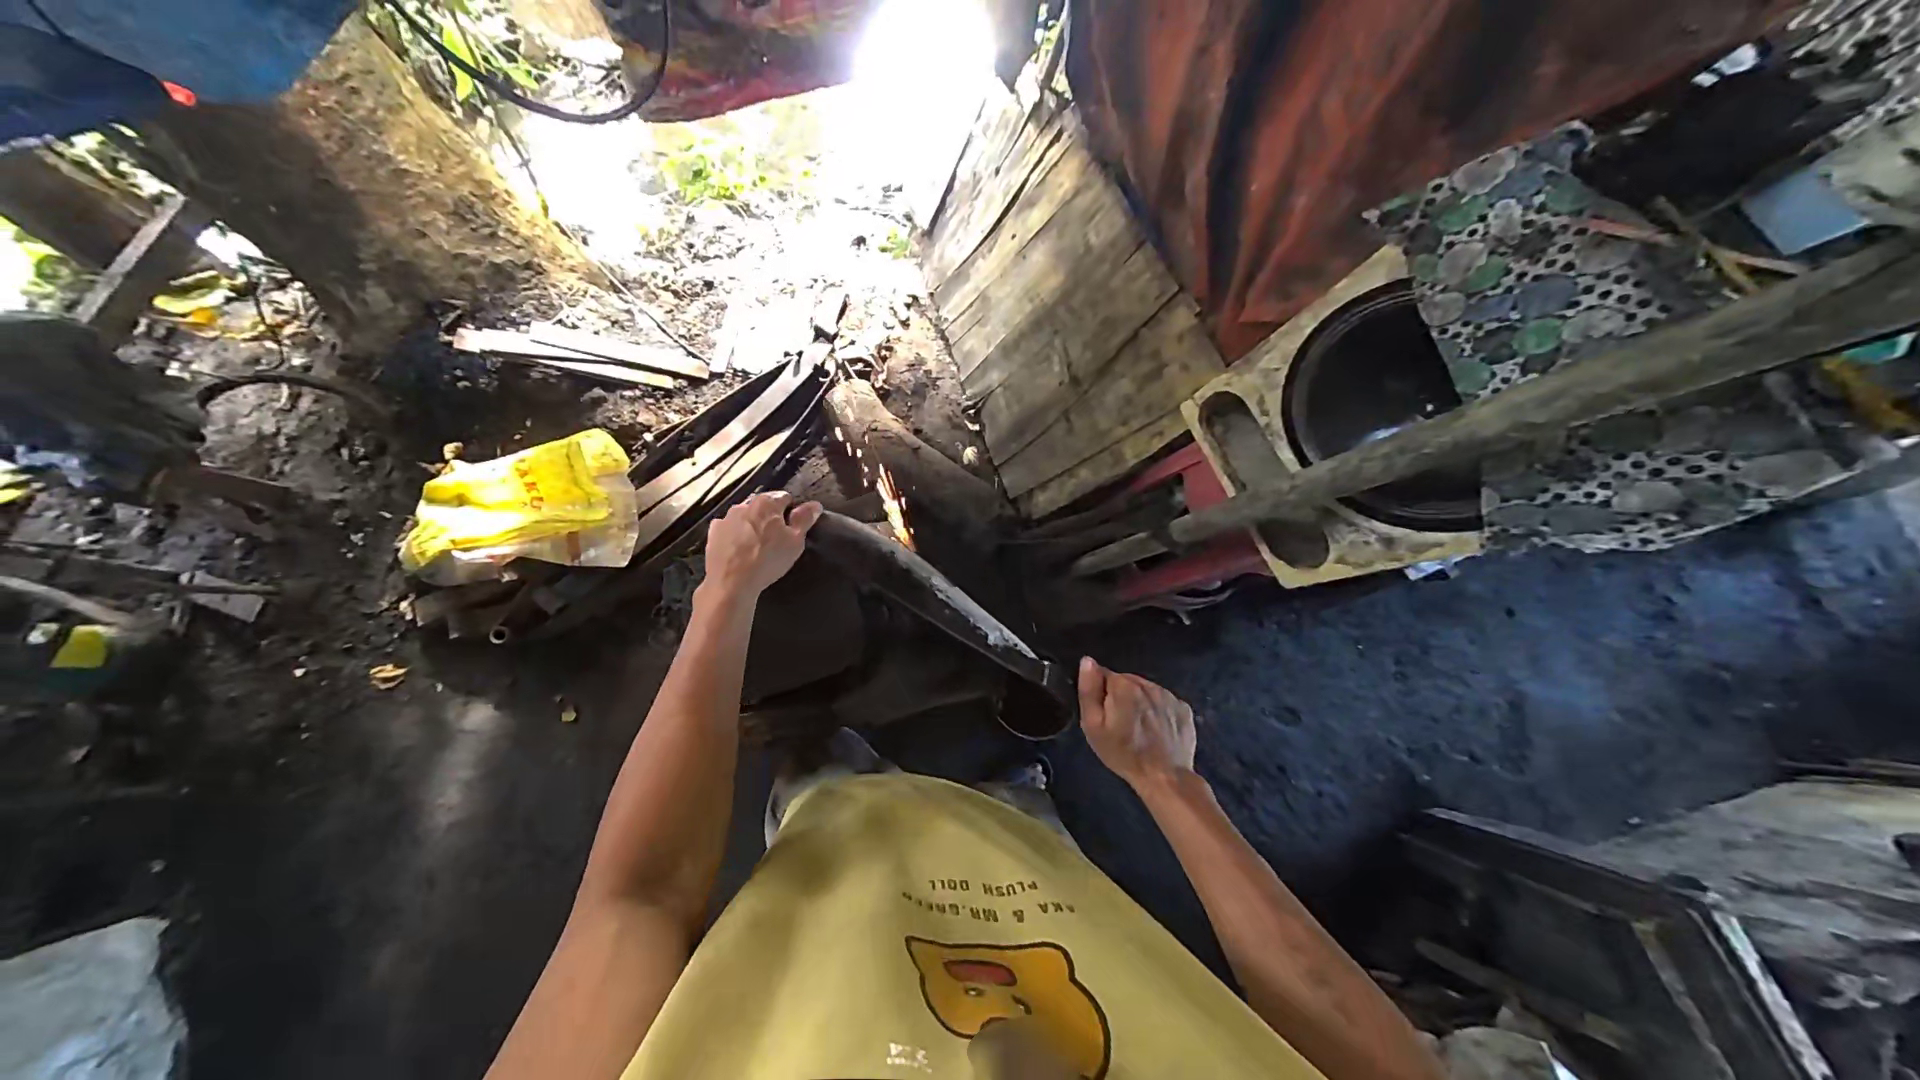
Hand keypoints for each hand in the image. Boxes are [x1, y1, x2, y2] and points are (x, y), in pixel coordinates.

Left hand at [701, 491, 821, 601]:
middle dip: (771, 518)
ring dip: (753, 526)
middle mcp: (744, 504)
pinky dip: (736, 536)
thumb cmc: (767, 560)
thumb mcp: (795, 541)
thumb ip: (805, 519)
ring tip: (757, 548)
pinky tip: (740, 552)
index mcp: (766, 503)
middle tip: (777, 540)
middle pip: (763, 507)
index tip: (794, 528)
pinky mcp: (713, 533)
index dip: (792, 511)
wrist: (731, 583)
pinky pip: (730, 530)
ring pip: (746, 517)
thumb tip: (815, 504)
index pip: (785, 497)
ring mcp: (726, 518)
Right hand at [1077, 657, 1196, 793]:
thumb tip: (1087, 660)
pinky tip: (1156, 731)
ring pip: (1146, 691)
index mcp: (1124, 686)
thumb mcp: (1093, 725)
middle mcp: (1148, 684)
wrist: (1164, 777)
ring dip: (1140, 703)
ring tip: (1138, 729)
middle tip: (1119, 724)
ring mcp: (1169, 696)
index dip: (1100, 693)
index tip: (1104, 714)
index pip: (1104, 675)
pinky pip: (1164, 702)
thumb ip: (1089, 690)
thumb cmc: (1122, 753)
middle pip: (1126, 682)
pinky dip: (1158, 711)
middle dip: (1120, 697)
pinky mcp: (1184, 708)